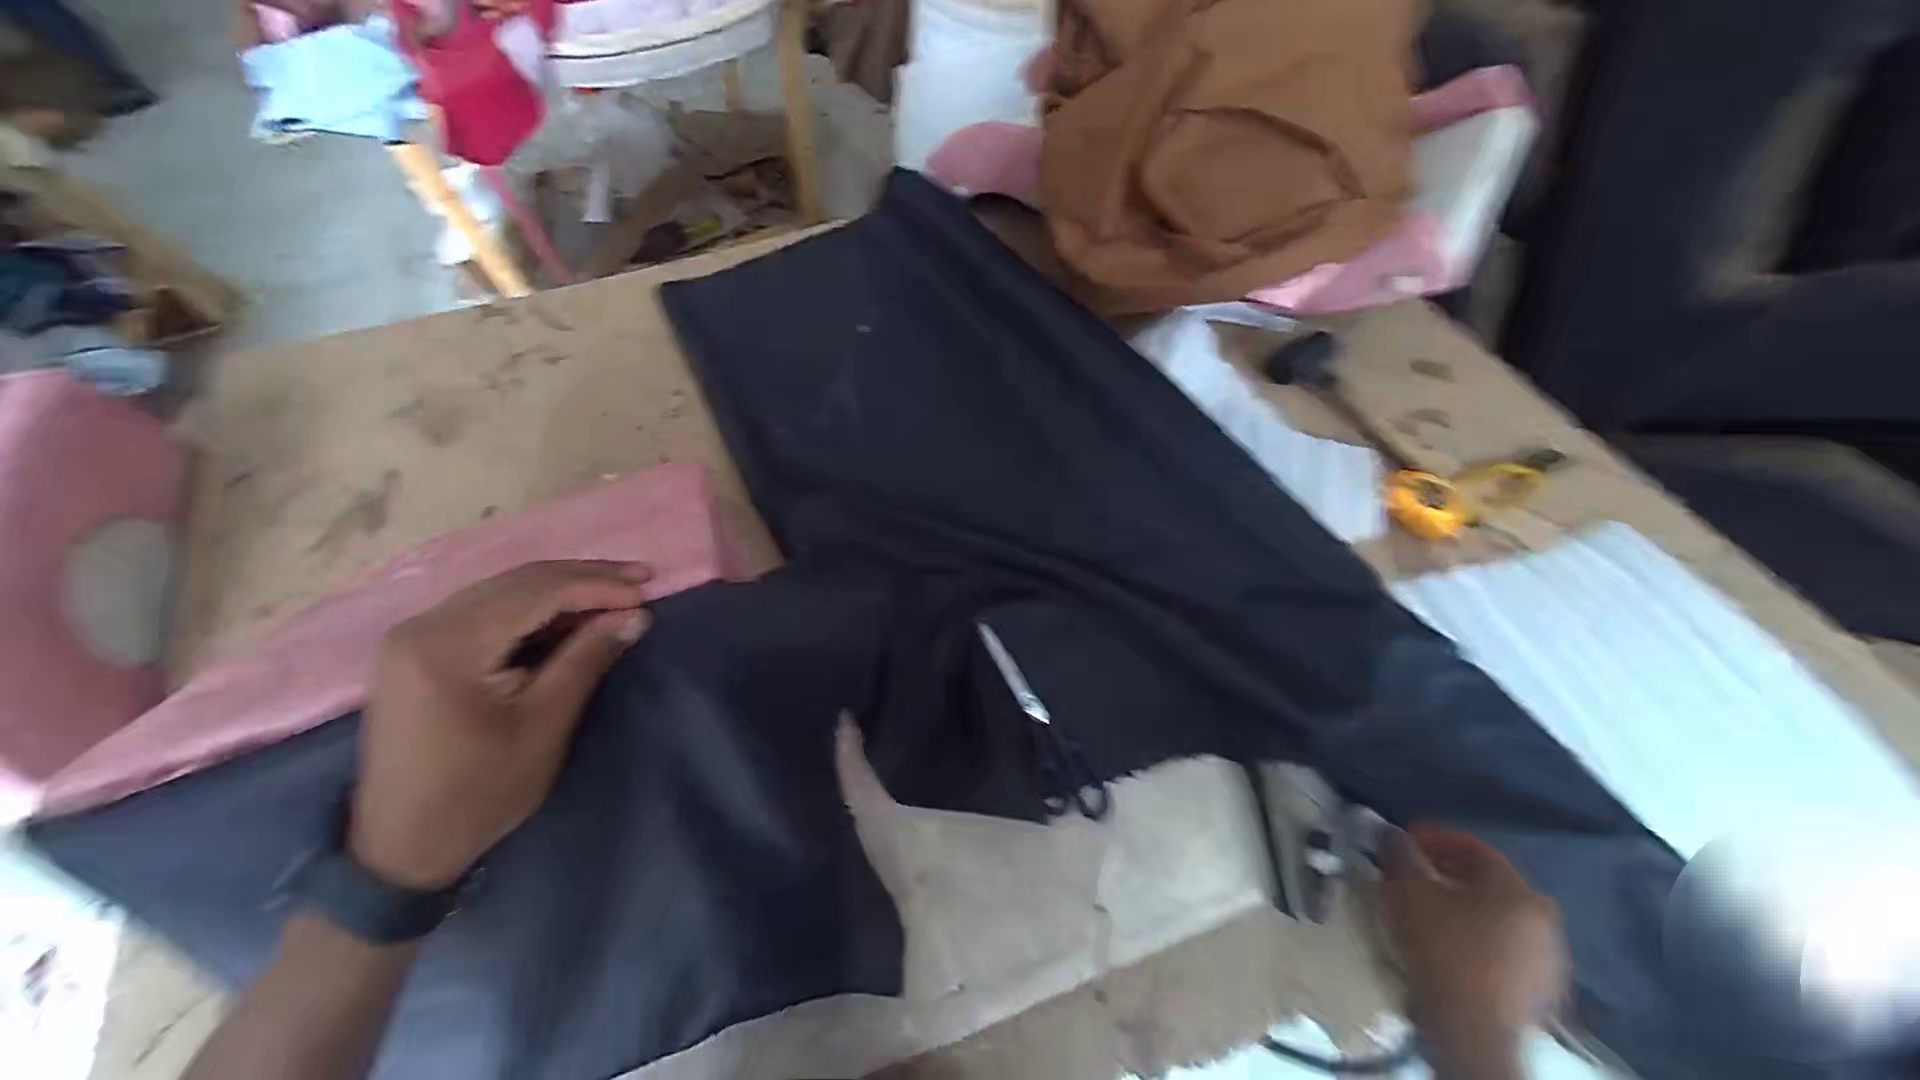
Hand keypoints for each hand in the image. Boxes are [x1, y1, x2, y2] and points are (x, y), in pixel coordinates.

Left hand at [349, 561, 654, 890]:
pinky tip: (572, 613)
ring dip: (564, 588)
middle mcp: (423, 626)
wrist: (401, 848)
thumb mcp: (545, 723)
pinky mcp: (420, 649)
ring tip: (617, 591)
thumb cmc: (479, 791)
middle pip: (518, 581)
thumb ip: (588, 658)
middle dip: (585, 577)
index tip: (648, 589)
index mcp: (446, 644)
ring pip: (505, 590)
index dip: (597, 585)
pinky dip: (537, 606)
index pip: (535, 591)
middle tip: (642, 577)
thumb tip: (636, 615)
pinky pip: (489, 609)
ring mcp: (415, 636)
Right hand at [1381, 826, 1568, 1055]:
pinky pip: (1502, 946)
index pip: (1475, 847)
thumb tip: (1392, 834)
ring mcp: (1549, 960)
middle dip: (1447, 871)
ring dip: (1460, 903)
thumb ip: (1398, 852)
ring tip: (1423, 906)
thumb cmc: (1439, 947)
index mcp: (1519, 891)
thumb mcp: (1406, 888)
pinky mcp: (1540, 991)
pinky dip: (1473, 934)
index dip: (1434, 837)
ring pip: (1496, 916)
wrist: (1469, 1031)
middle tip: (1412, 871)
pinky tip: (1444, 941)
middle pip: (1489, 882)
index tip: (1403, 841)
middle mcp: (1545, 921)